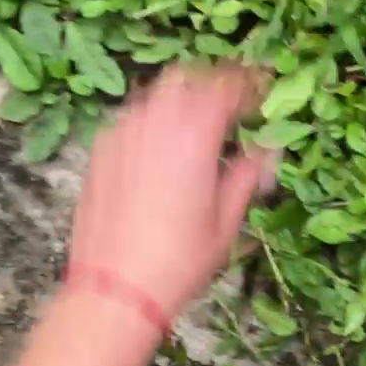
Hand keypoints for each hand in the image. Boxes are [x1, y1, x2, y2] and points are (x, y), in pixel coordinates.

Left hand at [66, 63, 276, 322]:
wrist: (115, 288)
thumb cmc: (178, 261)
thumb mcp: (225, 224)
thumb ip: (246, 177)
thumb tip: (264, 152)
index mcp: (194, 134)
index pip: (226, 87)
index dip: (248, 84)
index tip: (262, 92)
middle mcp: (155, 121)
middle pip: (187, 78)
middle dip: (212, 84)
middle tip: (231, 104)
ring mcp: (122, 131)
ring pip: (155, 95)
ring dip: (181, 100)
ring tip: (197, 125)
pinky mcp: (101, 149)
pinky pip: (132, 118)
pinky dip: (153, 121)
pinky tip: (161, 149)